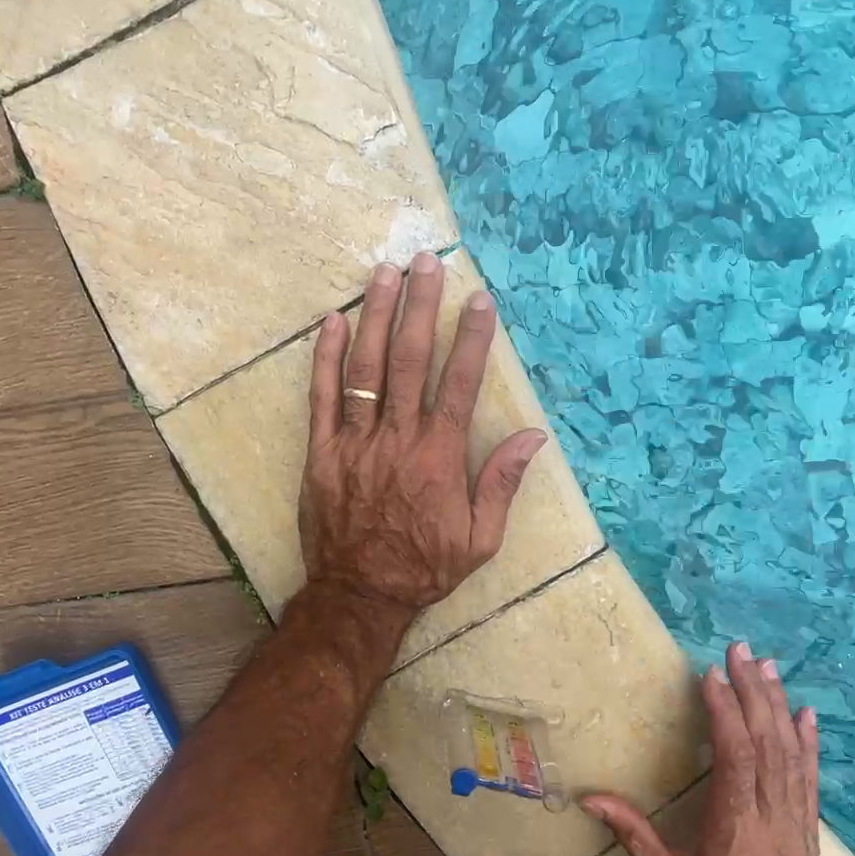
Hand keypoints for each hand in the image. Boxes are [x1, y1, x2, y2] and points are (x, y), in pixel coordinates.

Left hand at [299, 252, 547, 623]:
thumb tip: (533, 436)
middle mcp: (397, 438)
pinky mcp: (321, 453)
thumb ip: (502, 483)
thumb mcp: (480, 539)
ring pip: (366, 368)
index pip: (460, 384)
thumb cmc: (424, 566)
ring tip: (384, 273)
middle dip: (420, 307)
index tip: (479, 298)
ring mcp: (355, 442)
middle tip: (426, 262)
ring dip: (376, 316)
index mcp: (439, 456)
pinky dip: (325, 358)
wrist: (360, 593)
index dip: (472, 338)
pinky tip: (332, 321)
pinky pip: (322, 397)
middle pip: (411, 360)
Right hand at [583, 643, 825, 855]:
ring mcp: (796, 821)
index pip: (735, 754)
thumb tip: (589, 798)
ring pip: (790, 753)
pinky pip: (811, 778)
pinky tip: (805, 715)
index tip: (712, 674)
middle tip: (742, 649)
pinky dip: (809, 743)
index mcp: (735, 826)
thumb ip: (632, 834)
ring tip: (768, 666)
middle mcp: (771, 815)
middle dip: (753, 691)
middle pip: (767, 742)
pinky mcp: (809, 830)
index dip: (726, 710)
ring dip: (778, 705)